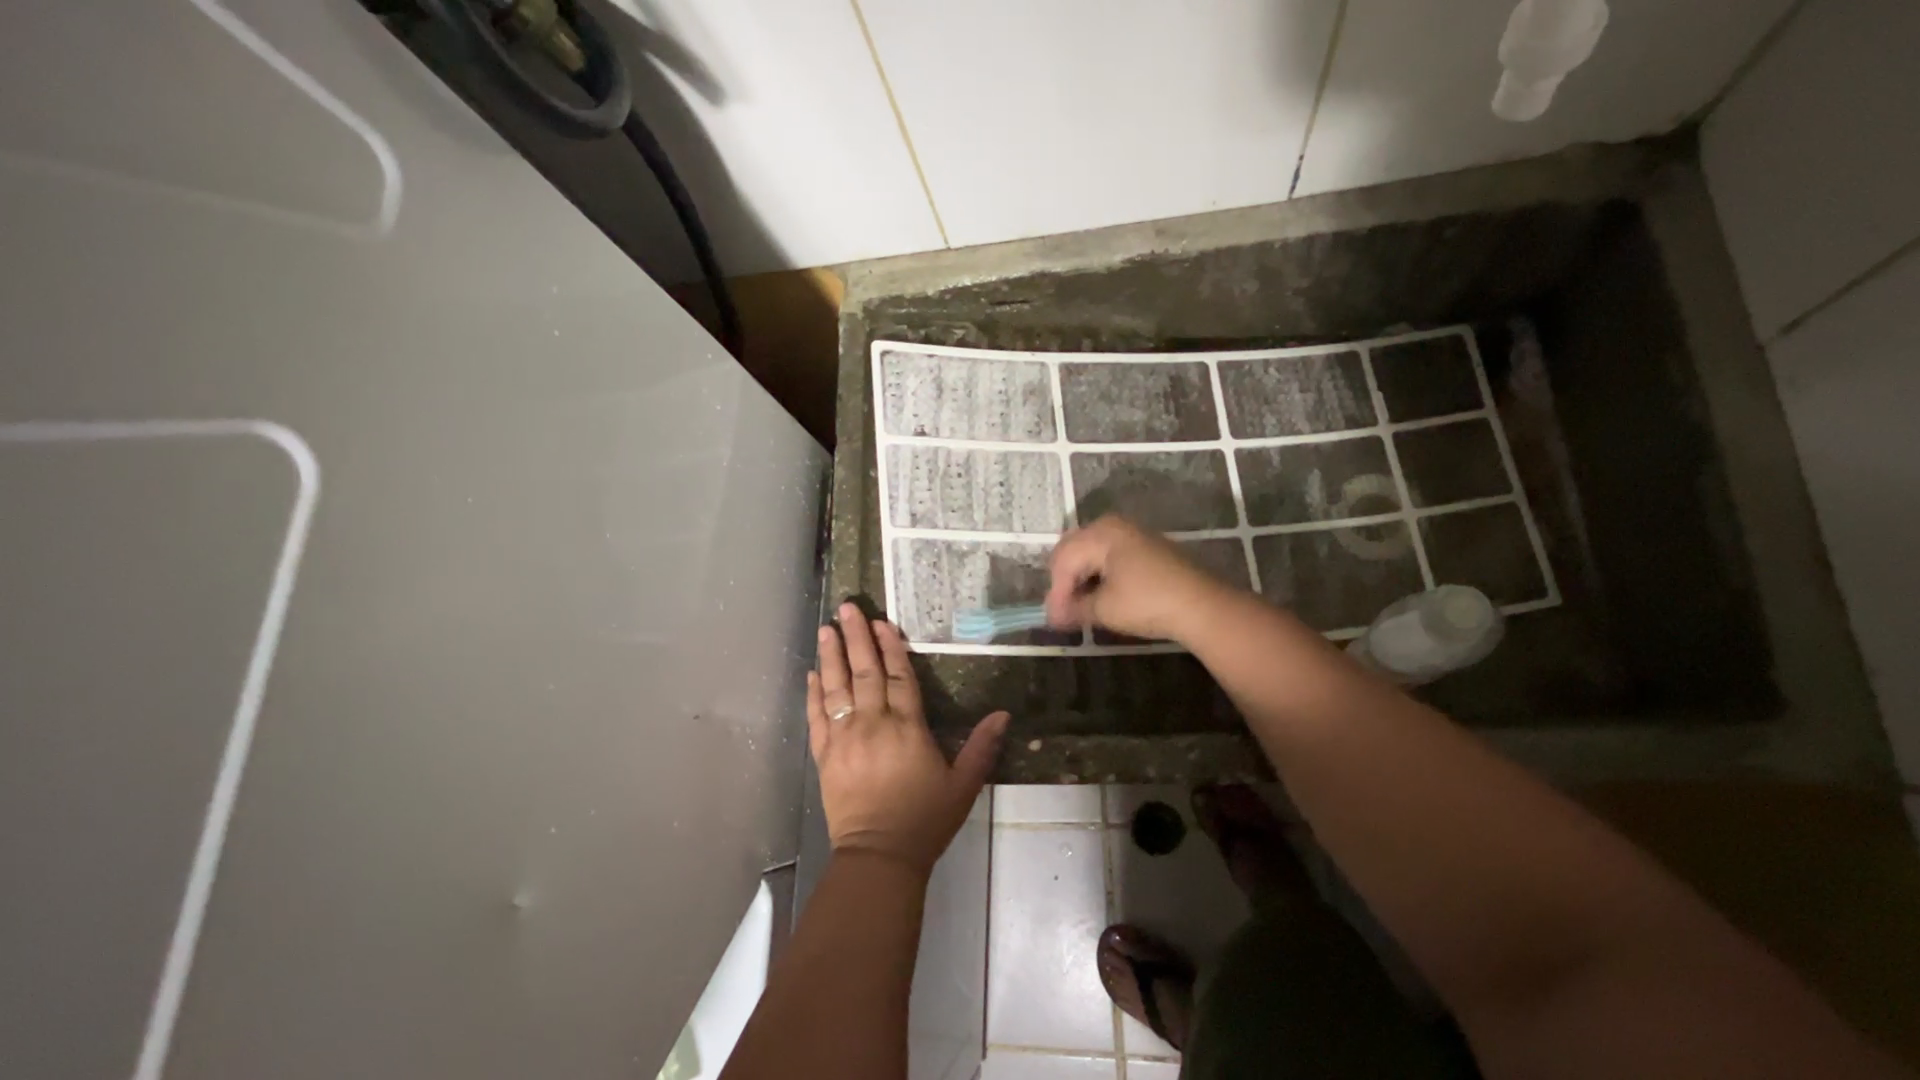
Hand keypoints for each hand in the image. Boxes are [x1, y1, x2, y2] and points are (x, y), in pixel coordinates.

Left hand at [808, 602, 1008, 871]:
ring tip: (826, 628)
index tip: (882, 621)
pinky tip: (812, 673)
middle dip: (856, 637)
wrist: (879, 855)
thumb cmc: (925, 820)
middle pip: (864, 672)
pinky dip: (813, 693)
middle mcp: (873, 724)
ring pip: (836, 688)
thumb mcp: (963, 785)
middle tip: (847, 607)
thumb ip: (981, 748)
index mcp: (907, 728)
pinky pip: (817, 717)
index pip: (899, 676)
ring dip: (831, 656)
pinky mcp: (825, 756)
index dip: (891, 646)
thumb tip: (1003, 714)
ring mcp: (844, 739)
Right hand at [1044, 515, 1234, 642]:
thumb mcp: (1105, 609)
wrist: (1202, 606)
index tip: (1054, 620)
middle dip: (1064, 582)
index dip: (1056, 592)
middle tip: (1062, 612)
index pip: (1063, 561)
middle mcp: (1113, 525)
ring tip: (1078, 607)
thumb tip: (1054, 616)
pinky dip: (1098, 574)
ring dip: (1081, 578)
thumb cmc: (1148, 603)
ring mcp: (1131, 533)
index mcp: (1100, 534)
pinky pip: (1109, 555)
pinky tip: (1099, 595)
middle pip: (1073, 550)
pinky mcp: (1145, 546)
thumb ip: (1074, 609)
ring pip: (1090, 552)